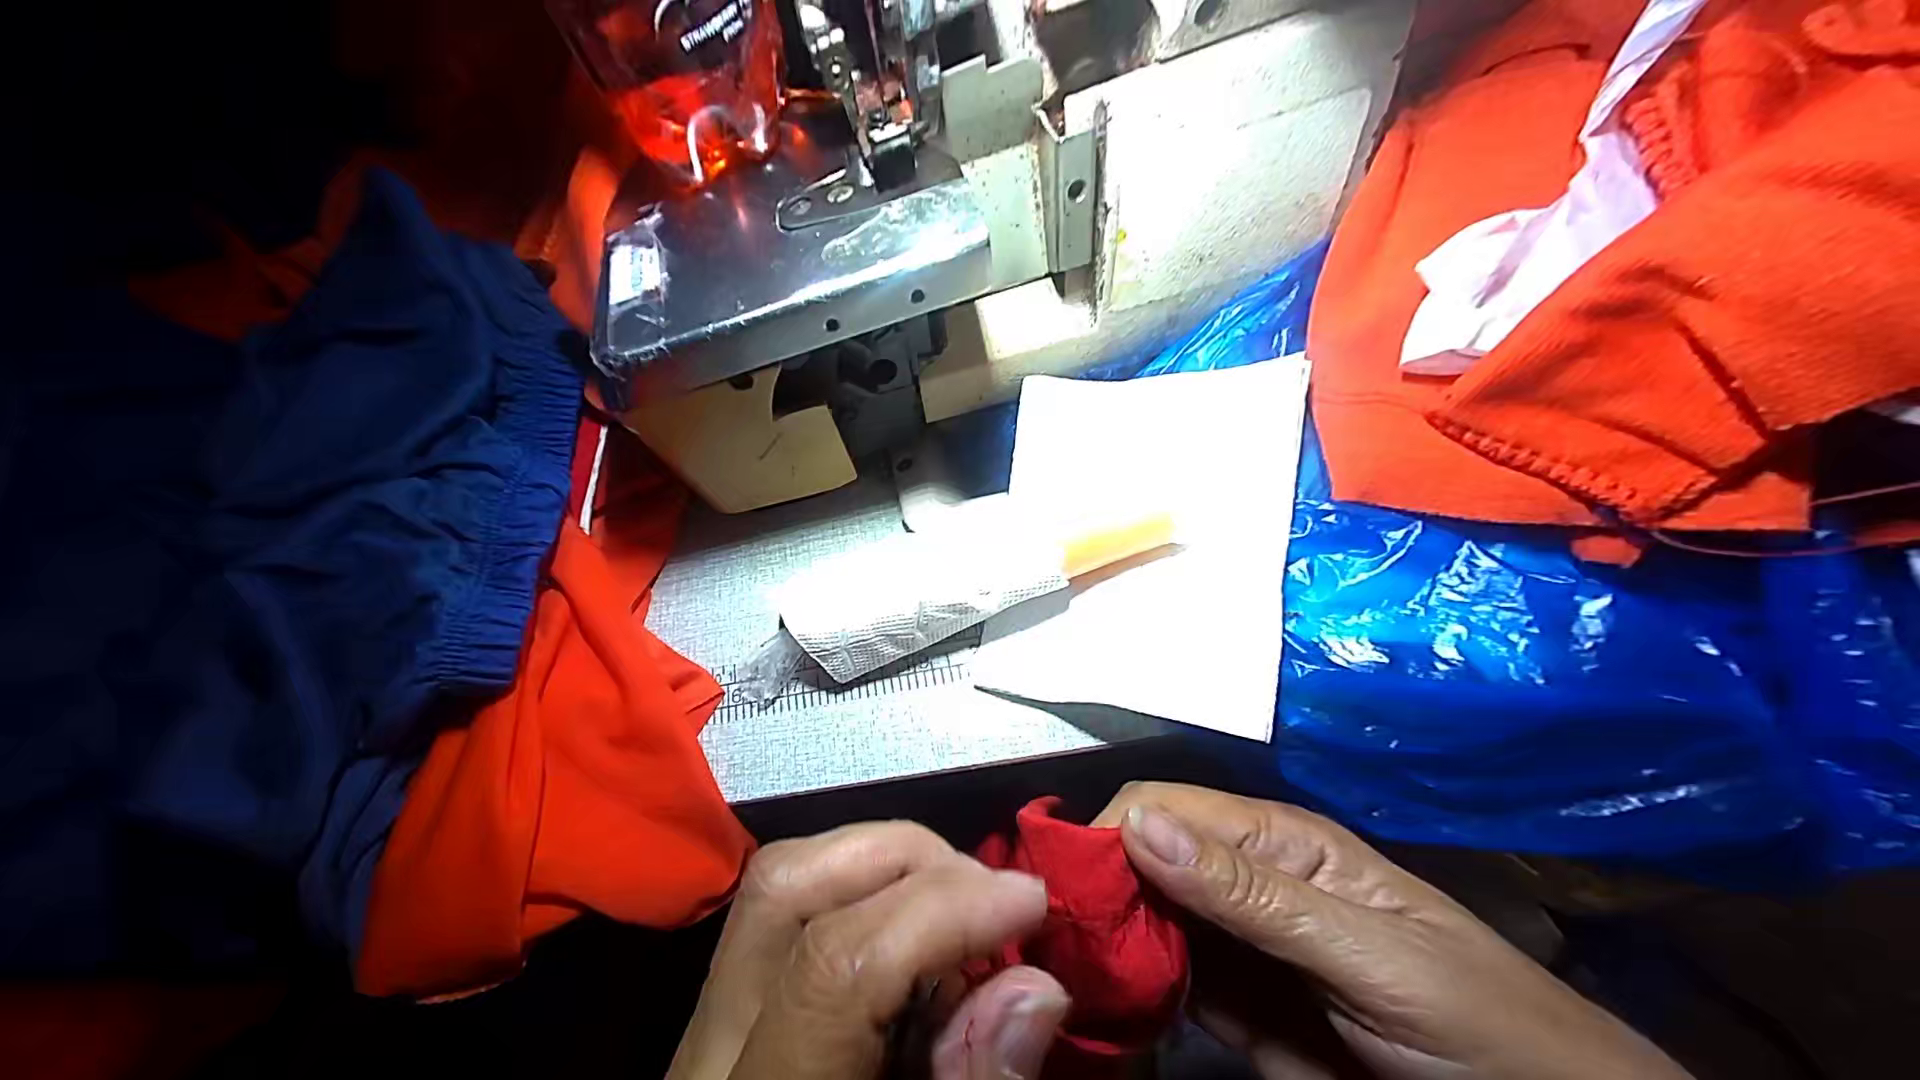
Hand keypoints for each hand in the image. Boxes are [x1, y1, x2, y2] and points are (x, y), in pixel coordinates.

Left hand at [666, 821, 1071, 1079]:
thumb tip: (1036, 985)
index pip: (837, 963)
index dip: (942, 910)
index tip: (1031, 899)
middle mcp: (712, 1050)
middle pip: (790, 886)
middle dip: (912, 863)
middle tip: (994, 903)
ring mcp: (708, 1023)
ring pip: (788, 881)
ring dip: (891, 868)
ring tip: (964, 917)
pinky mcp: (728, 1012)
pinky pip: (797, 908)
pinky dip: (872, 895)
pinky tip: (922, 945)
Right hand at [1095, 783, 1691, 1079]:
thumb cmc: (1477, 1023)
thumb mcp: (1367, 953)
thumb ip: (1251, 890)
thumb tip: (1138, 821)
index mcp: (1275, 839)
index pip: (1164, 808)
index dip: (1110, 834)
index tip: (1065, 883)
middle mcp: (1242, 878)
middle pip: (1144, 860)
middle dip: (1099, 888)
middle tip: (1056, 935)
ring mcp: (1235, 942)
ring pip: (1145, 918)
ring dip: (1108, 938)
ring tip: (1065, 968)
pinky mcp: (1232, 1003)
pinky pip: (1165, 981)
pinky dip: (1133, 988)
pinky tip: (1105, 1000)